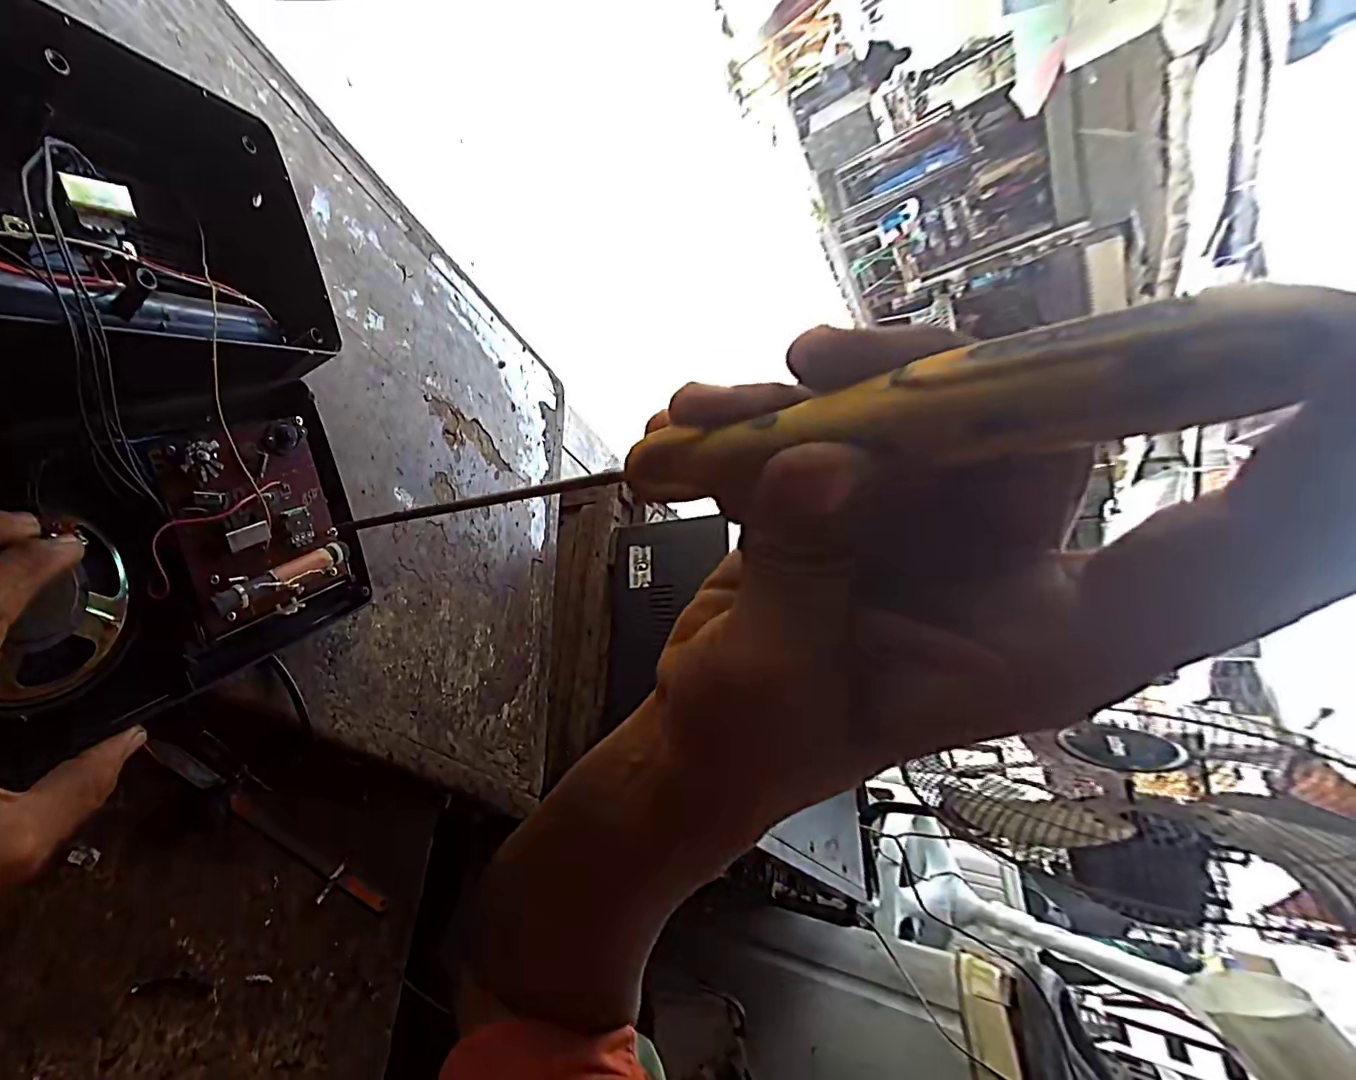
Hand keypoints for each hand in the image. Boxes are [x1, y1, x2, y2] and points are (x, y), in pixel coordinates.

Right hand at [644, 325, 1355, 820]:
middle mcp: (1003, 565)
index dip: (1316, 454)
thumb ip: (800, 567)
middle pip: (1027, 427)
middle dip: (918, 376)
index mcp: (1047, 634)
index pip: (1243, 546)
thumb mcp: (774, 666)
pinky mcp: (848, 511)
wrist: (699, 732)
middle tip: (810, 358)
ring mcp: (922, 530)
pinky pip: (814, 441)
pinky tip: (675, 433)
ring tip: (696, 412)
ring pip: (903, 419)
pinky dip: (745, 432)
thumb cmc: (754, 735)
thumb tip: (817, 459)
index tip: (1321, 340)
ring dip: (795, 401)